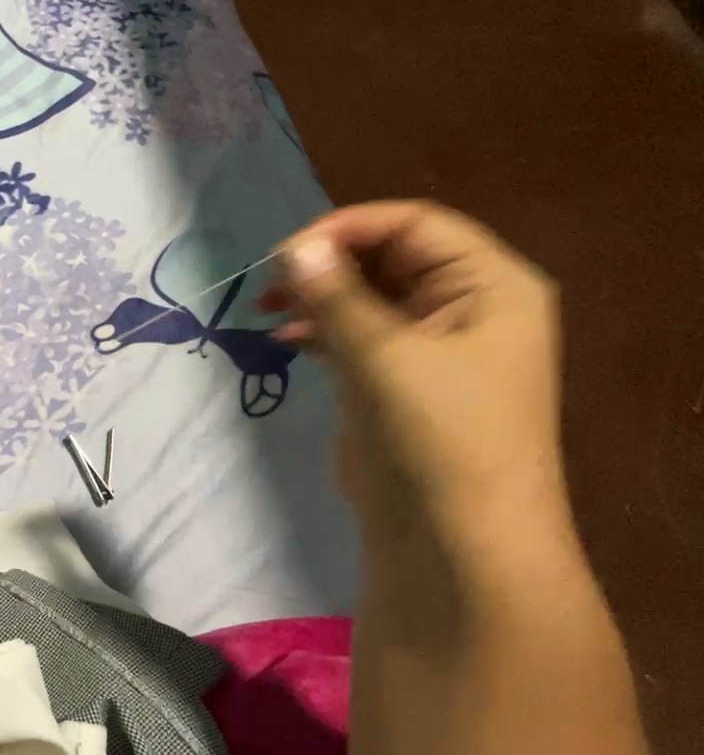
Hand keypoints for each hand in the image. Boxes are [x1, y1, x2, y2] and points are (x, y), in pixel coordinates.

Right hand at [266, 201, 567, 549]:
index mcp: (489, 286)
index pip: (415, 226)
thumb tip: (294, 248)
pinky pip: (355, 335)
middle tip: (266, 285)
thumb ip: (338, 298)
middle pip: (389, 258)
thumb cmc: (435, 433)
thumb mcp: (383, 356)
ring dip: (316, 298)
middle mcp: (465, 306)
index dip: (347, 228)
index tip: (283, 253)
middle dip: (326, 265)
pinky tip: (283, 342)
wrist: (452, 528)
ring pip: (366, 298)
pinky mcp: (397, 380)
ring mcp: (430, 345)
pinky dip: (318, 332)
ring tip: (265, 311)